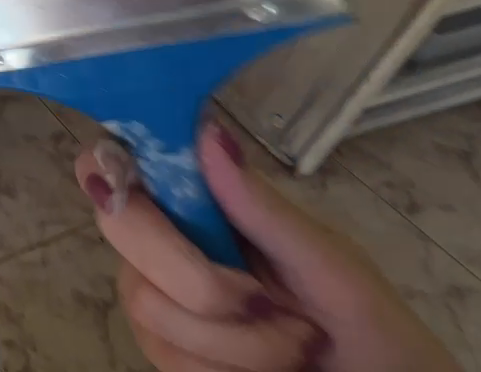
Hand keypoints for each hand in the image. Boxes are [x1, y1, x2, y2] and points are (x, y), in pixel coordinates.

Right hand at [76, 121, 459, 371]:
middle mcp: (161, 240)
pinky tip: (263, 370)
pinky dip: (227, 370)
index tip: (128, 191)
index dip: (105, 167)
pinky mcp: (165, 350)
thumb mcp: (335, 269)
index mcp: (195, 203)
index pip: (113, 162)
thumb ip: (264, 209)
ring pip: (144, 302)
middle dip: (194, 276)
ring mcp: (156, 295)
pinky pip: (164, 355)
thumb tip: (205, 132)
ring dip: (235, 341)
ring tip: (289, 346)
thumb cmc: (376, 334)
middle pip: (118, 229)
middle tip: (261, 301)